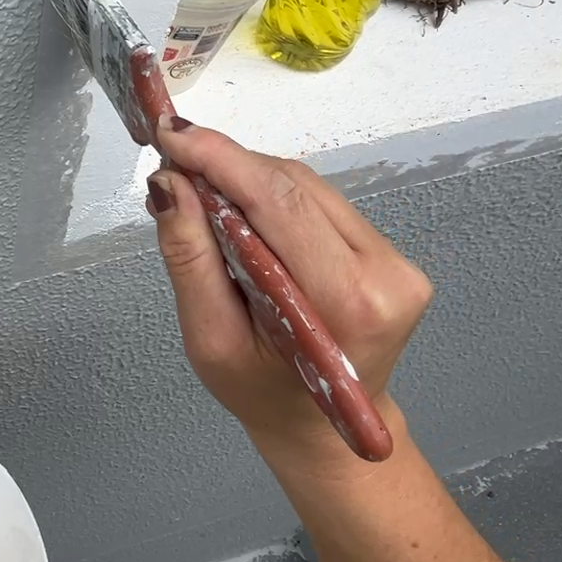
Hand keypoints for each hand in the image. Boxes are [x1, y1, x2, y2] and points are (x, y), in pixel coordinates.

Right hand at [144, 117, 432, 468]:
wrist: (323, 428)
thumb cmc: (260, 392)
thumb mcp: (208, 336)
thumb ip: (190, 257)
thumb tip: (168, 183)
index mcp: (346, 300)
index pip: (277, 201)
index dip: (219, 157)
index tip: (169, 133)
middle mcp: (385, 270)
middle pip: (289, 185)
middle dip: (223, 163)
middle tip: (168, 160)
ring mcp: (394, 258)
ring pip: (301, 185)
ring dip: (241, 176)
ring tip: (193, 188)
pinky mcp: (386, 250)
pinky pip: (313, 199)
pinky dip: (263, 192)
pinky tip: (231, 206)